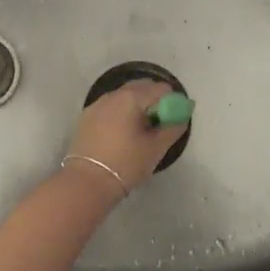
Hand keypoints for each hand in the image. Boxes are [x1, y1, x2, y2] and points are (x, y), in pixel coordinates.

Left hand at [64, 80, 189, 193]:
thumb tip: (183, 114)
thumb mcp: (156, 148)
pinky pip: (110, 108)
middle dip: (153, 101)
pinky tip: (121, 134)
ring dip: (136, 107)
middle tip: (158, 125)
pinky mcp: (86, 118)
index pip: (161, 89)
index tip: (171, 121)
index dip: (172, 102)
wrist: (87, 182)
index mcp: (131, 98)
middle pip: (140, 88)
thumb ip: (173, 127)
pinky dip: (120, 114)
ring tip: (139, 131)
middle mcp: (112, 95)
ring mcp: (96, 105)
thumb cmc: (126, 164)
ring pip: (123, 97)